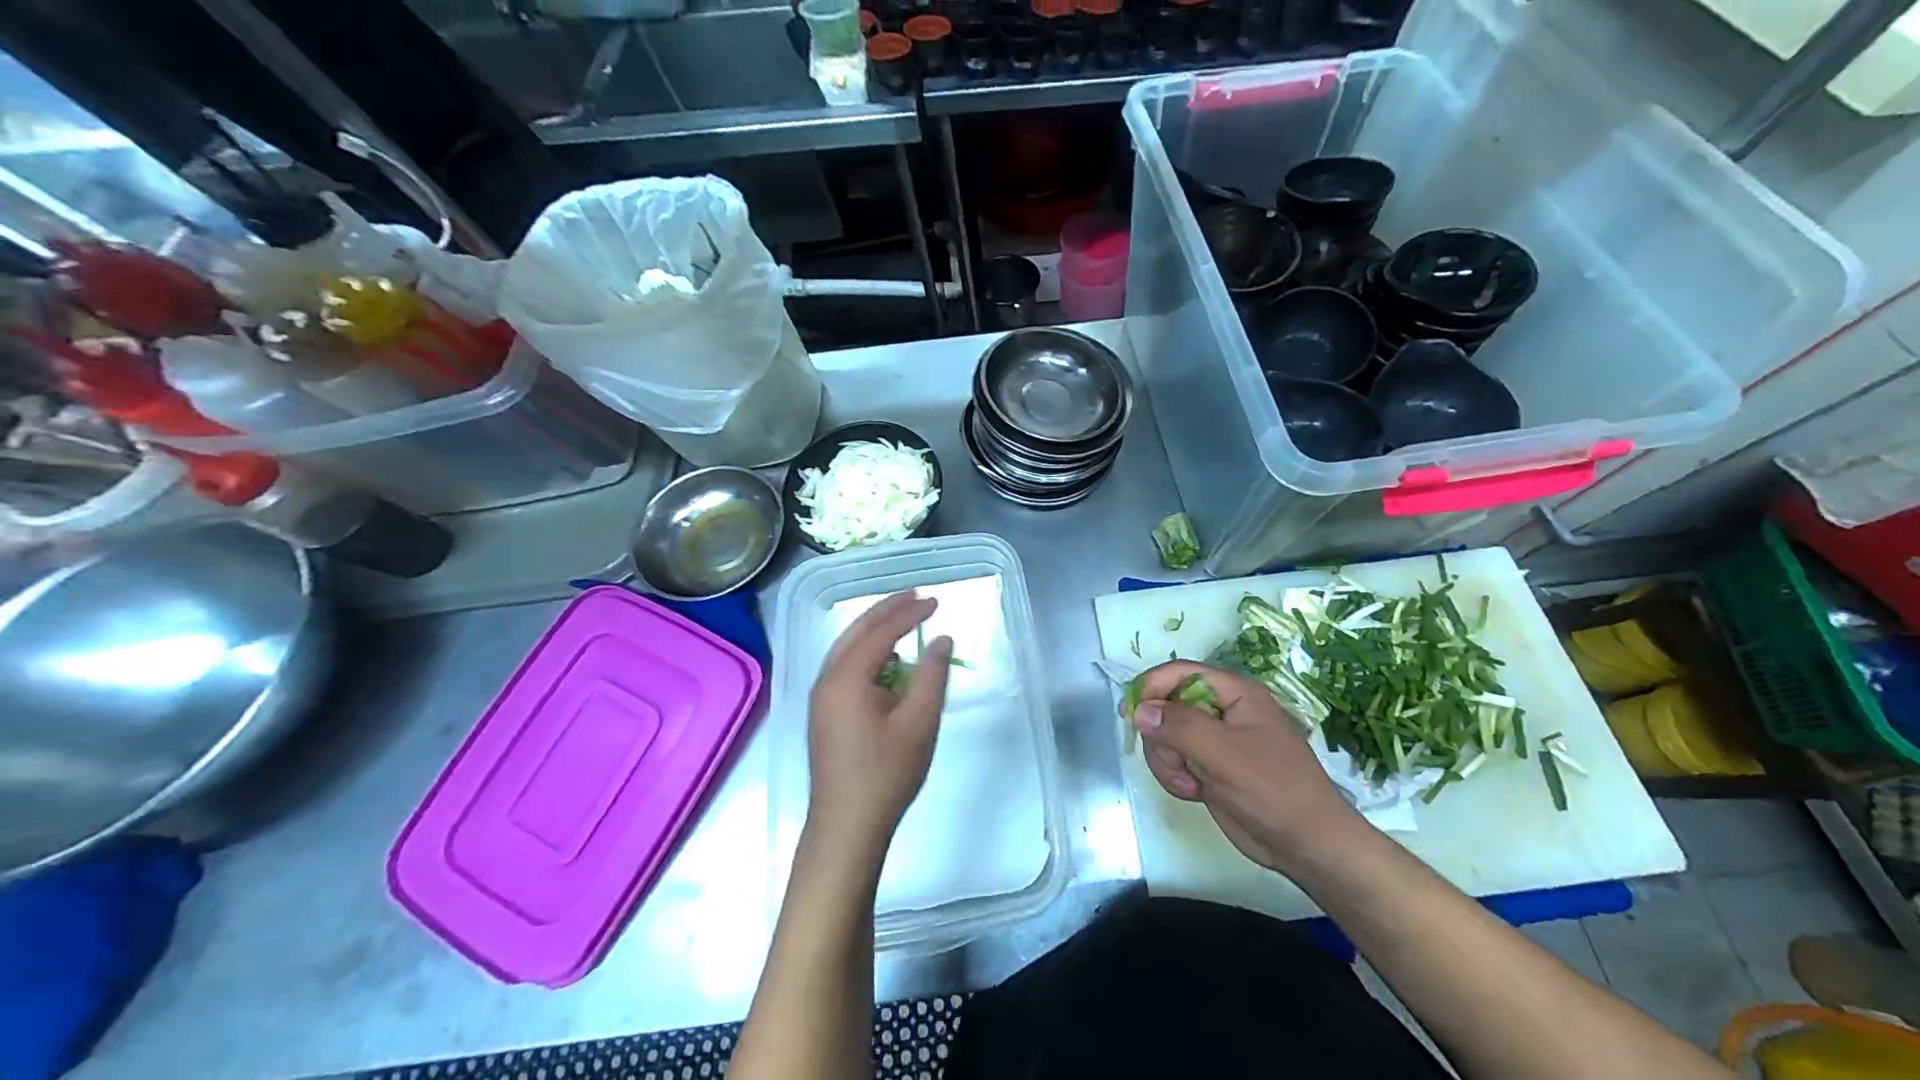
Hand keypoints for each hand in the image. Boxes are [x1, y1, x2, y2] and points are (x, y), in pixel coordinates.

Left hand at [806, 591, 952, 858]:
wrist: (846, 826)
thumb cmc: (886, 773)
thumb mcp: (919, 723)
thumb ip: (932, 675)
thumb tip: (941, 638)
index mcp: (846, 677)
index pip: (881, 632)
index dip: (909, 613)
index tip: (936, 601)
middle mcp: (826, 679)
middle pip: (856, 632)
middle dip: (886, 610)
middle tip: (916, 596)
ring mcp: (820, 697)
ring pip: (846, 648)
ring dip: (874, 630)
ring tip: (903, 619)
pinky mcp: (823, 713)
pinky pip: (843, 668)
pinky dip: (866, 653)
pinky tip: (885, 661)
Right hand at [1130, 661, 1367, 873]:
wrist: (1306, 845)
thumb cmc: (1273, 790)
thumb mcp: (1226, 754)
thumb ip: (1181, 726)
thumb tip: (1140, 710)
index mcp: (1234, 693)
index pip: (1180, 672)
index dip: (1152, 687)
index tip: (1130, 714)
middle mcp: (1221, 711)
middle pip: (1165, 706)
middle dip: (1162, 736)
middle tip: (1178, 762)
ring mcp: (1213, 740)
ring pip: (1163, 736)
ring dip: (1166, 761)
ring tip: (1190, 783)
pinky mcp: (1207, 767)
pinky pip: (1172, 760)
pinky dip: (1174, 776)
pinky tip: (1195, 792)